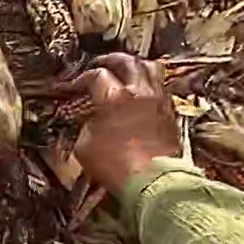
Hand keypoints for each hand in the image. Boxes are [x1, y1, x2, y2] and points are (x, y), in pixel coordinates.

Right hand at [71, 53, 180, 194]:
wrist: (152, 182)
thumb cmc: (115, 166)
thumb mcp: (85, 146)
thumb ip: (87, 126)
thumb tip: (91, 121)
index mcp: (115, 98)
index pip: (96, 76)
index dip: (81, 79)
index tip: (72, 87)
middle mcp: (140, 92)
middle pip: (127, 61)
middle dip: (110, 60)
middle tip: (100, 65)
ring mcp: (158, 100)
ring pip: (151, 68)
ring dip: (135, 66)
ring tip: (126, 71)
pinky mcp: (170, 113)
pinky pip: (160, 88)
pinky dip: (149, 85)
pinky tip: (141, 94)